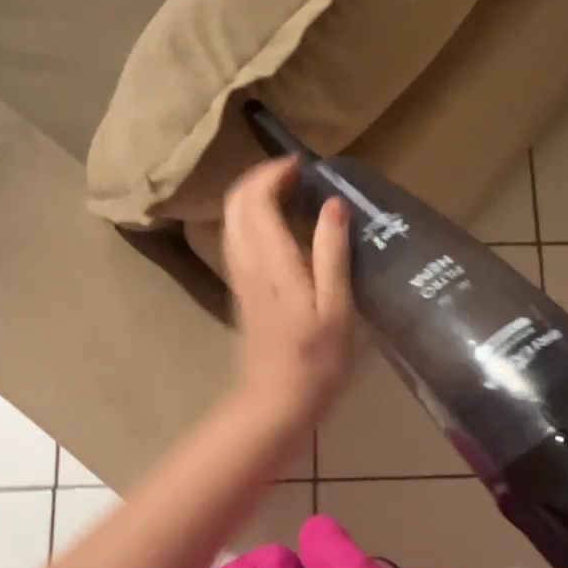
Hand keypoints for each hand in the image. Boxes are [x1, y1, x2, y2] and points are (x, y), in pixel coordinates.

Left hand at [222, 158, 352, 424]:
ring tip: (290, 194)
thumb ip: (332, 253)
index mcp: (272, 263)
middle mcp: (246, 263)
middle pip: (236, 203)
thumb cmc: (315, 361)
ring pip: (232, 220)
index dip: (274, 173)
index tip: (303, 165)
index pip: (257, 199)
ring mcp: (239, 277)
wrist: (276, 402)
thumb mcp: (336, 308)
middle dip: (260, 178)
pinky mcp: (240, 291)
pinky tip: (280, 228)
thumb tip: (332, 204)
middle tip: (296, 174)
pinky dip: (253, 219)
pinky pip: (236, 239)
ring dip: (254, 197)